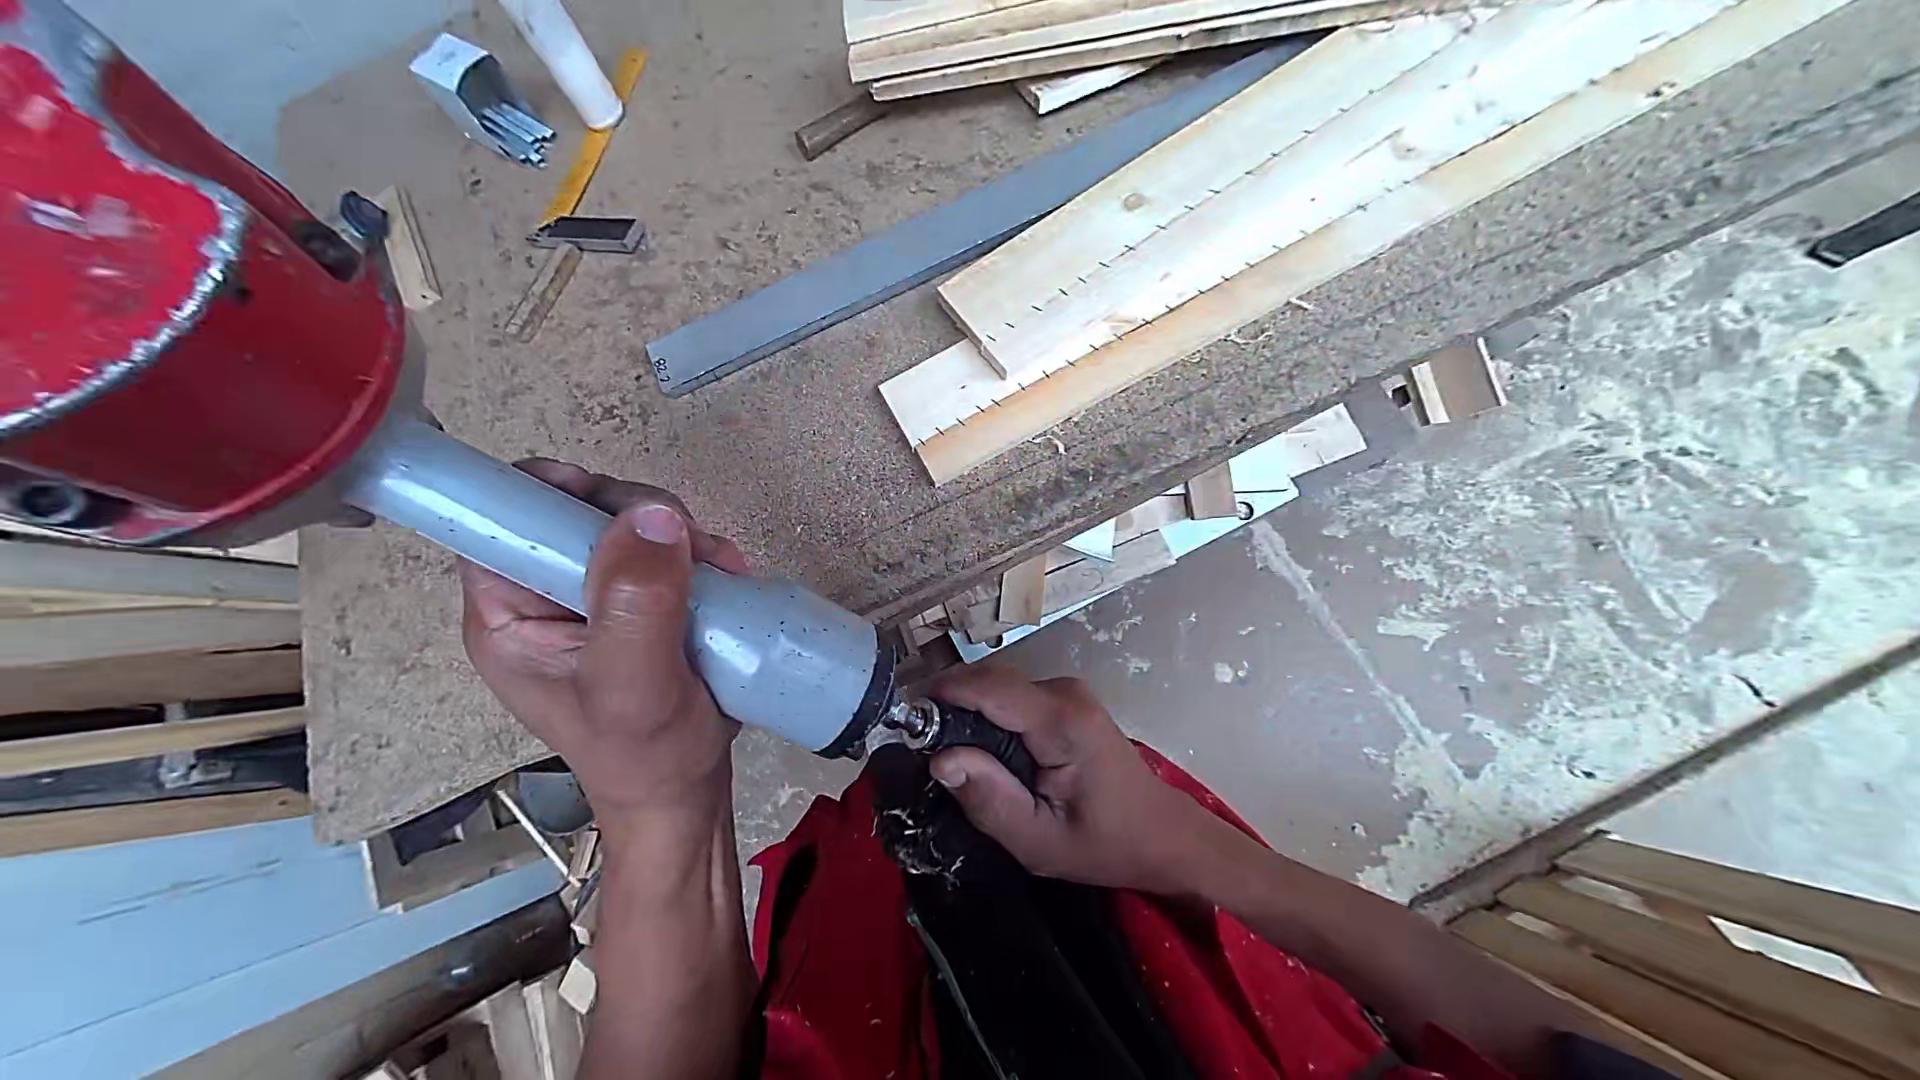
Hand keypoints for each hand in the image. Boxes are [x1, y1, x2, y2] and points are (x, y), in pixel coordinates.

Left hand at [458, 461, 750, 825]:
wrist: (687, 790)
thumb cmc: (646, 754)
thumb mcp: (634, 685)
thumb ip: (638, 604)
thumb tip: (654, 517)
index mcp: (512, 616)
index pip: (506, 524)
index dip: (553, 497)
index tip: (618, 504)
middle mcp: (550, 598)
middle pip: (581, 511)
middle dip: (642, 518)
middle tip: (692, 546)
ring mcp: (602, 599)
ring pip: (634, 525)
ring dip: (683, 537)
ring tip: (722, 573)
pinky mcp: (647, 602)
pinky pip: (670, 550)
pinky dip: (702, 555)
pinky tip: (729, 580)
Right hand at [926, 664, 1225, 894]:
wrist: (1161, 834)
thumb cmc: (1104, 843)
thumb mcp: (1038, 841)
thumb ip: (988, 798)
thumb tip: (939, 759)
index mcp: (1061, 721)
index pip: (988, 688)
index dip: (942, 696)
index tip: (905, 724)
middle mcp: (1063, 691)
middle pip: (988, 681)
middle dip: (950, 708)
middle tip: (923, 752)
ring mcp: (1066, 690)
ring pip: (995, 686)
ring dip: (966, 713)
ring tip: (952, 757)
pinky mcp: (1063, 698)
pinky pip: (1010, 696)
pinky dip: (987, 716)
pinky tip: (983, 751)